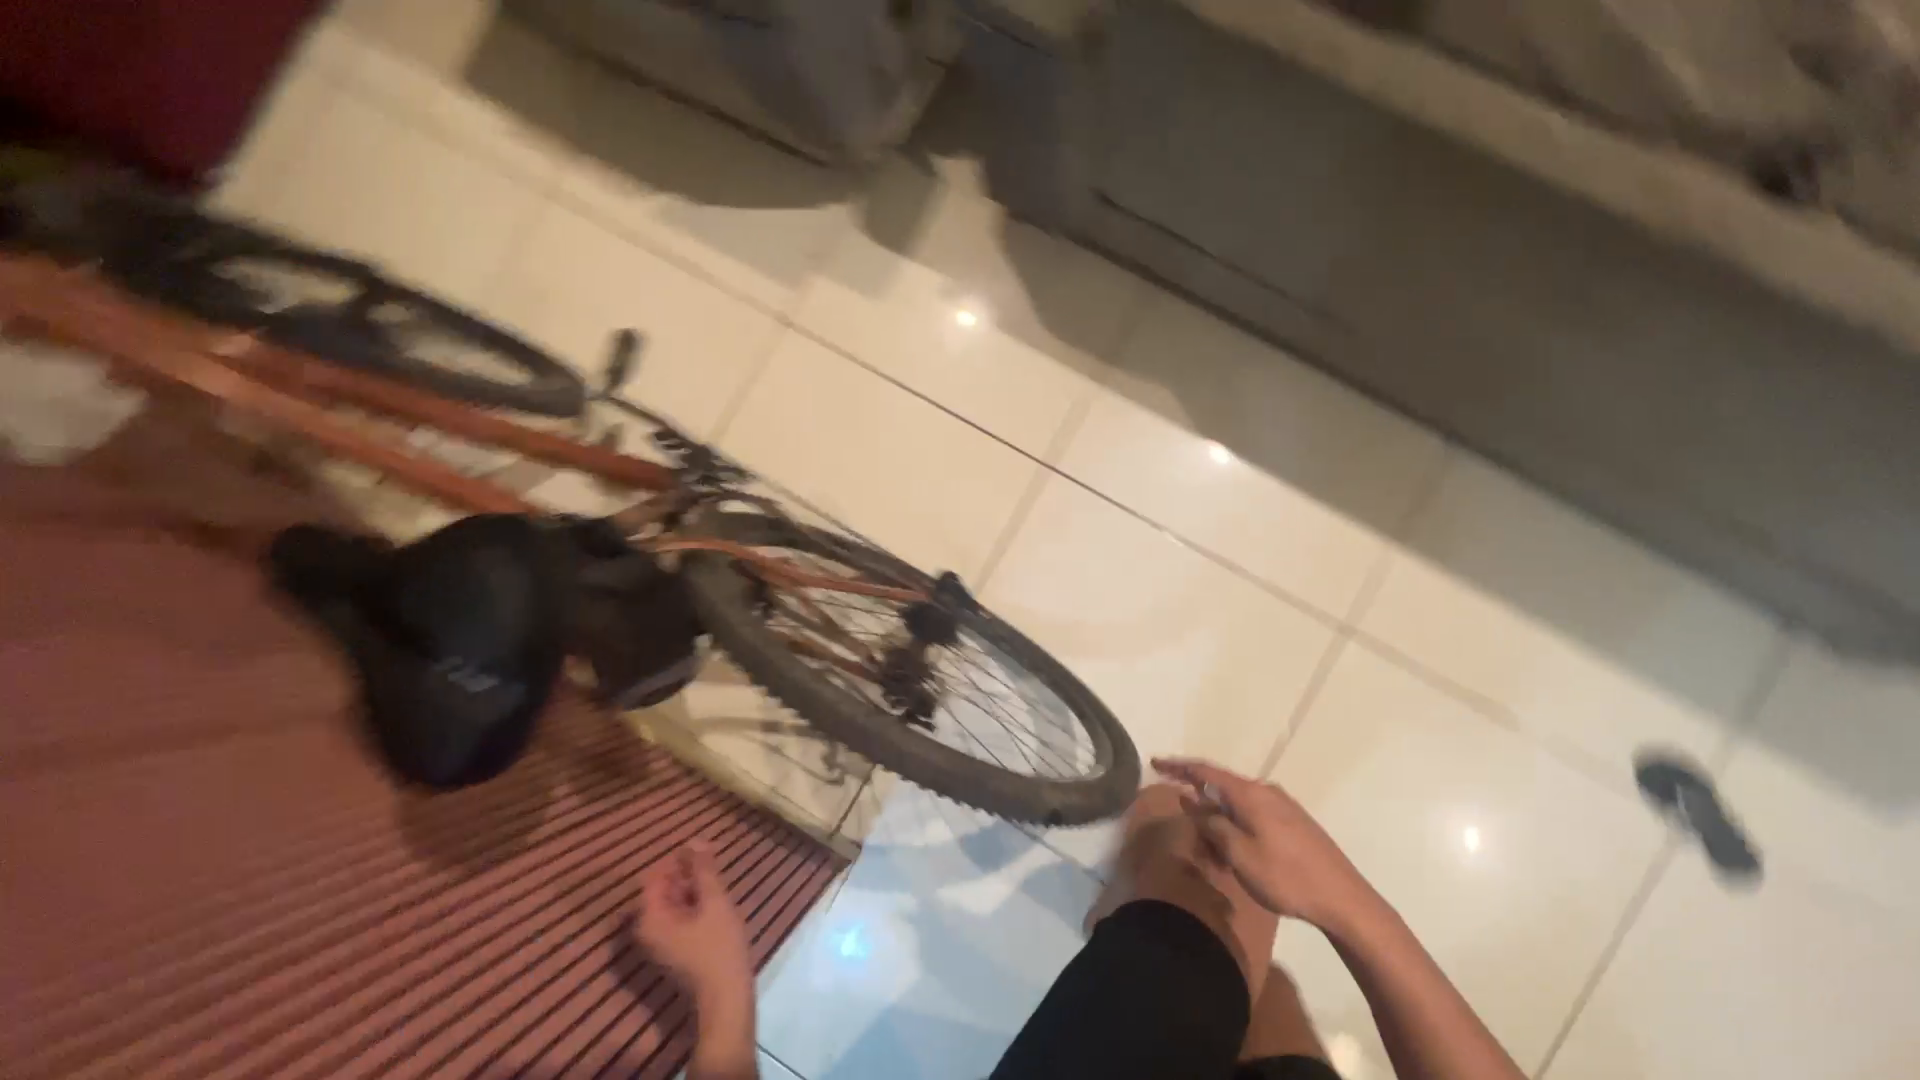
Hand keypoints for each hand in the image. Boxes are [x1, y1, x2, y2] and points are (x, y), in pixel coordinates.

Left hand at [634, 842, 752, 1006]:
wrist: (725, 998)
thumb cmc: (719, 947)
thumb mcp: (714, 903)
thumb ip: (703, 870)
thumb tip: (696, 841)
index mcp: (651, 917)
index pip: (655, 875)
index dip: (677, 858)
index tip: (703, 848)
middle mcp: (647, 929)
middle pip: (662, 889)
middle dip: (686, 872)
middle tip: (713, 862)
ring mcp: (659, 942)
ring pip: (672, 903)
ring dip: (691, 888)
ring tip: (716, 880)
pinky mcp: (672, 950)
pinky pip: (677, 918)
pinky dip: (692, 905)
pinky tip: (713, 901)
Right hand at [1153, 757, 1378, 932]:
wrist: (1344, 900)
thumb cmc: (1286, 877)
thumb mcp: (1239, 854)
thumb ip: (1212, 824)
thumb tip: (1191, 800)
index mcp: (1251, 794)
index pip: (1206, 771)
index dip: (1179, 767)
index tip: (1156, 763)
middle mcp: (1267, 792)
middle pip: (1222, 787)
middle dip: (1199, 801)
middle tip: (1183, 822)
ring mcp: (1284, 807)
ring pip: (1239, 805)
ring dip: (1219, 820)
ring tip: (1212, 850)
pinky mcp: (1294, 823)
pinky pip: (1254, 815)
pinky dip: (1236, 826)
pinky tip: (1236, 851)